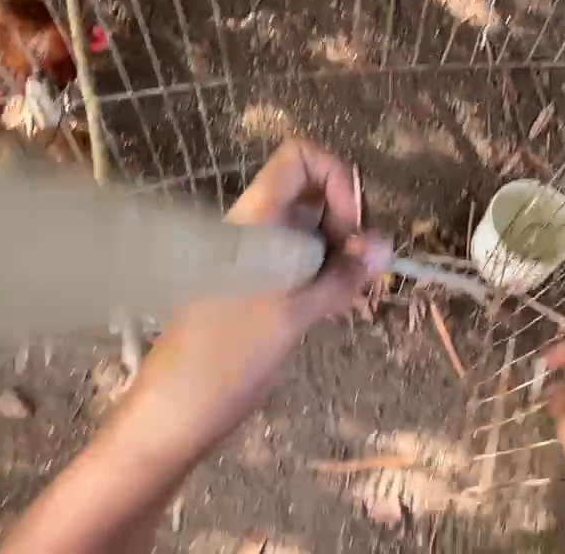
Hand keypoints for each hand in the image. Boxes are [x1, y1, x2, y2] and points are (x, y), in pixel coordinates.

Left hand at [105, 139, 390, 464]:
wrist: (176, 409)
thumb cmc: (229, 354)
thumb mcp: (294, 313)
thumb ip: (342, 275)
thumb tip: (388, 243)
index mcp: (256, 216)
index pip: (300, 157)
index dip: (335, 177)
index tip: (352, 227)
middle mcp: (258, 225)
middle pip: (314, 192)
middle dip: (347, 221)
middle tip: (362, 269)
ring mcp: (260, 255)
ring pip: (313, 229)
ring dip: (342, 251)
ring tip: (354, 293)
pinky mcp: (262, 283)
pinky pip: (304, 259)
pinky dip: (328, 273)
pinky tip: (337, 304)